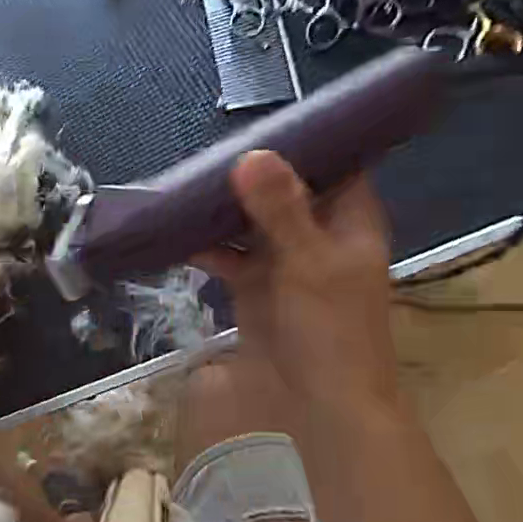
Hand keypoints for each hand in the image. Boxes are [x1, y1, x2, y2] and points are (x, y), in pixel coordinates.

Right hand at [193, 152, 400, 434]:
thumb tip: (250, 155)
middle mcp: (315, 232)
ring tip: (183, 185)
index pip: (333, 163)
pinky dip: (204, 246)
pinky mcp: (254, 284)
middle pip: (281, 190)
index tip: (263, 121)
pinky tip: (175, 234)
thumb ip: (280, 209)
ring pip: (249, 222)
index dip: (305, 141)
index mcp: (347, 219)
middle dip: (246, 174)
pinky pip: (226, 255)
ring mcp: (282, 259)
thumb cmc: (330, 327)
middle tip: (205, 151)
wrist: (319, 400)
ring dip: (220, 210)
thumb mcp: (308, 261)